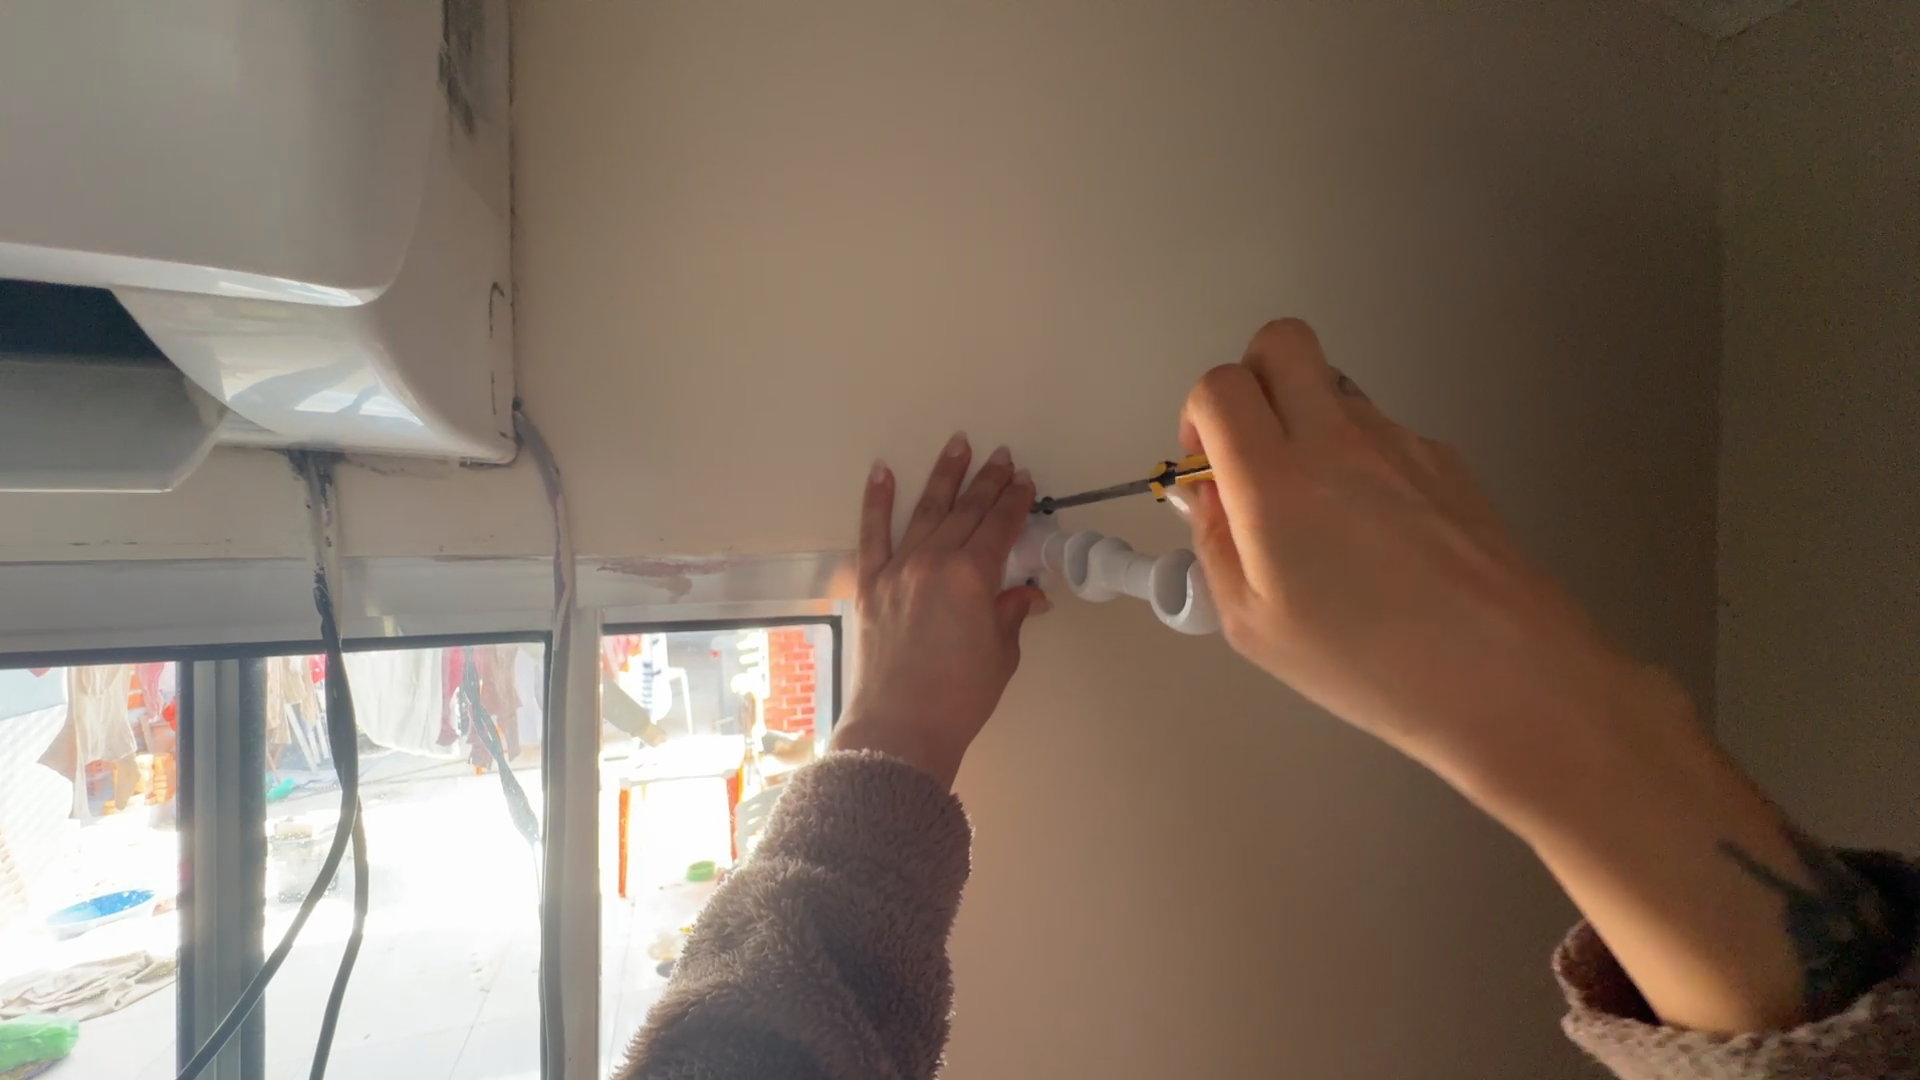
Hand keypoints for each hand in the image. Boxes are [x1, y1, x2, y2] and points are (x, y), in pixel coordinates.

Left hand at [832, 434, 1047, 788]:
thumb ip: (1011, 613)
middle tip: (1002, 456)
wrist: (900, 728)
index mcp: (972, 576)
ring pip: (926, 511)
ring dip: (944, 477)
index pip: (1000, 526)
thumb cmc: (961, 696)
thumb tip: (1028, 594)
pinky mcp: (870, 584)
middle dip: (988, 481)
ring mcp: (897, 569)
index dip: (1016, 501)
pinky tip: (882, 472)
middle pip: (967, 511)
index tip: (1025, 481)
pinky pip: (872, 534)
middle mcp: (934, 561)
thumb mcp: (1001, 653)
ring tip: (958, 444)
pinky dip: (876, 501)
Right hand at [1182, 320, 1904, 1034]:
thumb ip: (1218, 547)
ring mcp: (1406, 444)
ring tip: (1322, 506)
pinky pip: (1384, 426)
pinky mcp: (1453, 463)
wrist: (1529, 698)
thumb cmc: (1373, 676)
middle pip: (1279, 344)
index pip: (1215, 386)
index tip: (1204, 468)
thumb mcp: (1255, 628)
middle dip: (1247, 384)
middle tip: (1251, 454)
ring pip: (1335, 380)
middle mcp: (1344, 442)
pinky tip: (1383, 531)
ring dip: (1309, 423)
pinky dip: (1361, 456)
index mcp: (1283, 484)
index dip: (1195, 418)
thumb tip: (1211, 499)